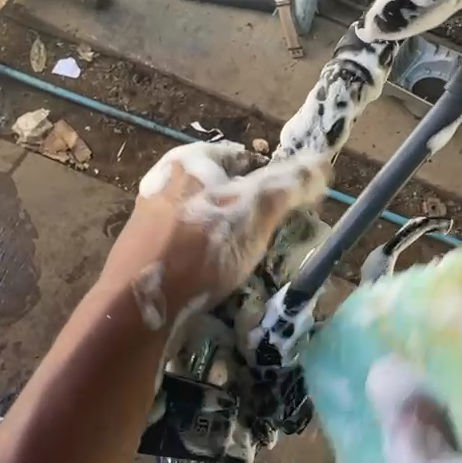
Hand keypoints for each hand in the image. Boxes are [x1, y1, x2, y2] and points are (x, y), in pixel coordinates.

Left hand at [103, 142, 328, 333]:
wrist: (139, 305)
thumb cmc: (201, 247)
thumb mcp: (256, 210)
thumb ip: (290, 185)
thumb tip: (322, 164)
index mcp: (190, 160)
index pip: (246, 157)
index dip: (273, 179)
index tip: (291, 207)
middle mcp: (167, 181)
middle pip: (226, 190)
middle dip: (252, 213)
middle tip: (274, 238)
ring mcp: (152, 217)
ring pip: (208, 221)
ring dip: (232, 239)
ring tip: (250, 264)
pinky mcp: (147, 252)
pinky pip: (190, 247)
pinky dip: (209, 259)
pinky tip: (219, 280)